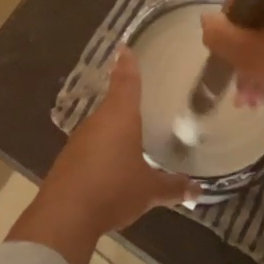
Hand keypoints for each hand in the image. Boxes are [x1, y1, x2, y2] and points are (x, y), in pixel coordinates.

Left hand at [8, 48, 195, 263]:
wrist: (64, 217)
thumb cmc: (113, 190)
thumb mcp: (149, 190)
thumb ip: (173, 187)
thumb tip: (198, 191)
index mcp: (121, 116)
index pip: (126, 81)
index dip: (127, 63)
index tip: (124, 46)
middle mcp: (99, 120)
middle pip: (113, 101)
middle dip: (125, 98)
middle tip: (141, 94)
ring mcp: (80, 140)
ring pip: (102, 124)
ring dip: (114, 126)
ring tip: (130, 130)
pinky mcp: (69, 160)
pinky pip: (91, 145)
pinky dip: (102, 147)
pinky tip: (111, 162)